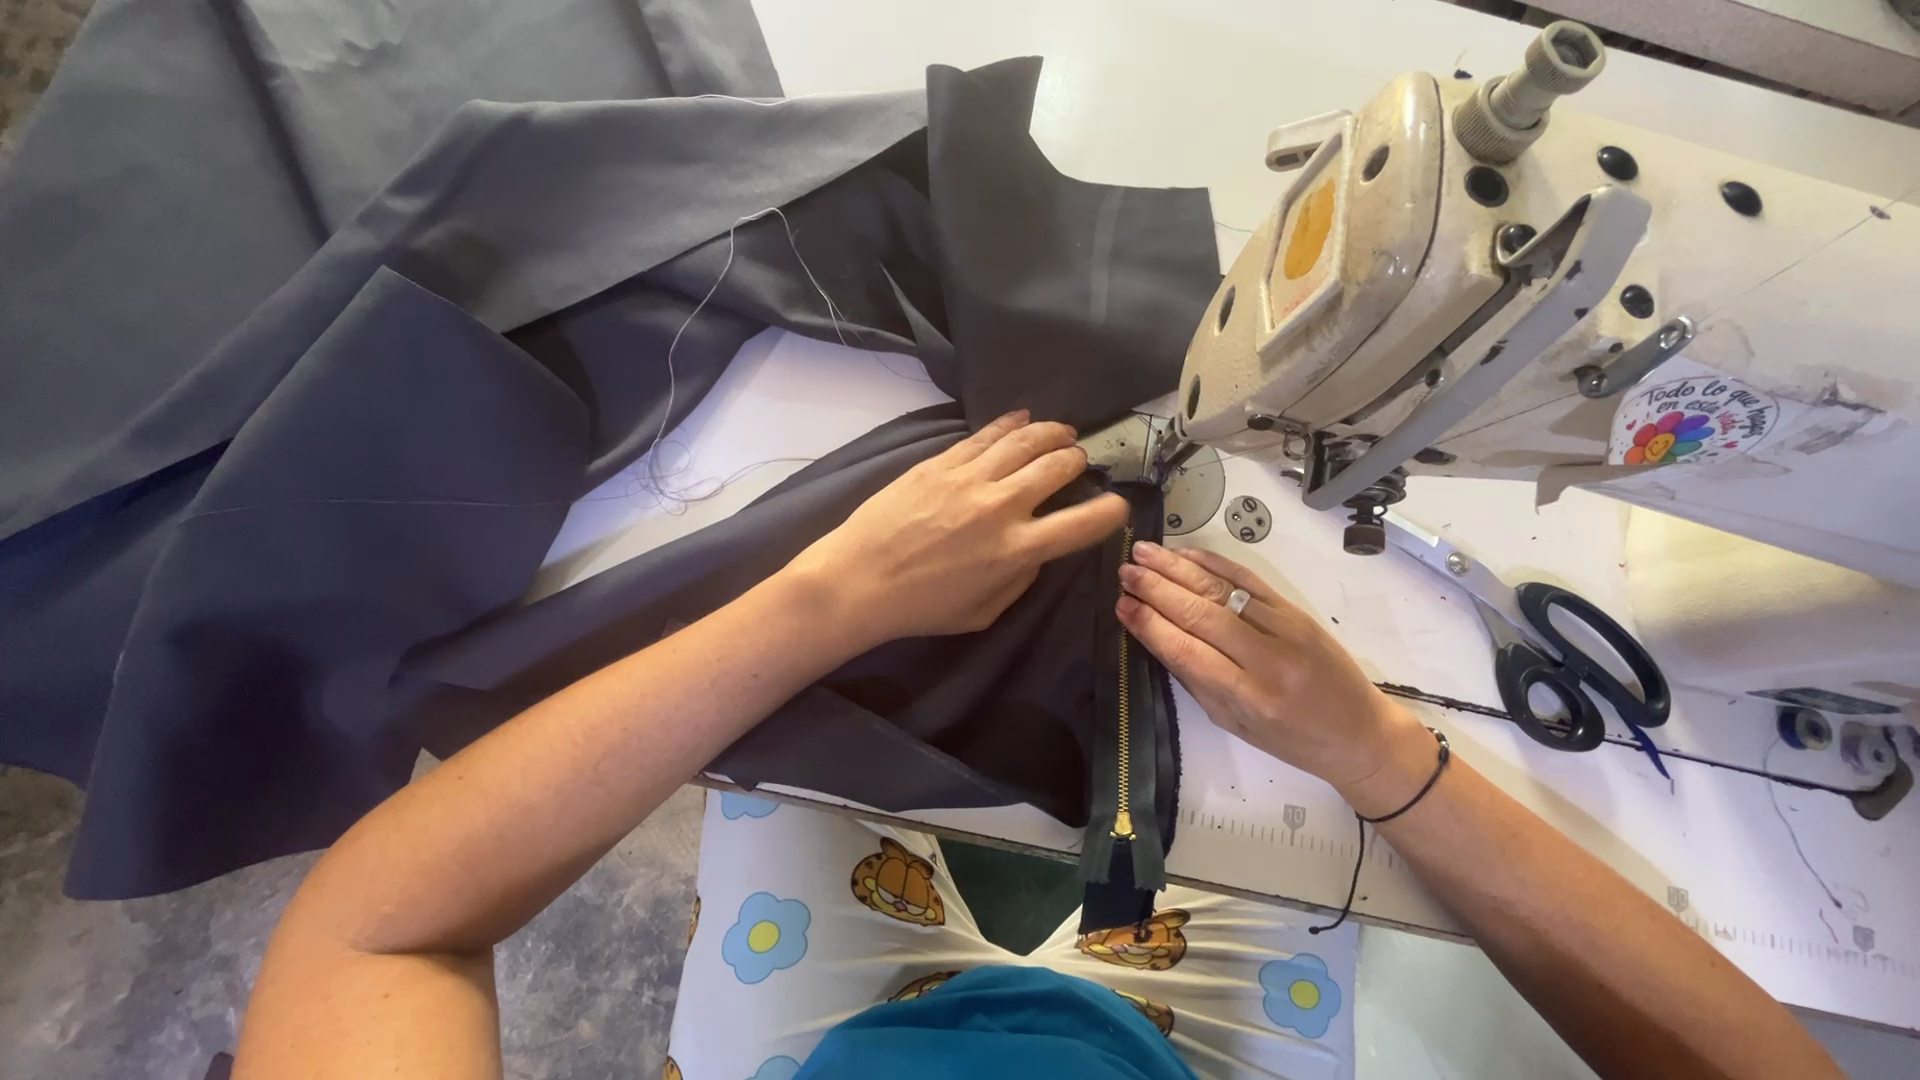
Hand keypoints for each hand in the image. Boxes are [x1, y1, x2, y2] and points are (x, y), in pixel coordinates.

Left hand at [784, 410, 1127, 650]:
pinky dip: (1011, 423)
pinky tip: (1023, 419)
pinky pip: (986, 434)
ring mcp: (970, 478)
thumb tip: (1037, 549)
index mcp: (1018, 550)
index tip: (1116, 506)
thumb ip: (1022, 579)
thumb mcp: (985, 612)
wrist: (858, 580)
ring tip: (1063, 433)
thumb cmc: (921, 607)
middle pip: (1058, 466)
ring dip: (1053, 433)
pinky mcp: (941, 462)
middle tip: (1077, 462)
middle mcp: (1002, 506)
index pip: (1085, 522)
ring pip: (1026, 440)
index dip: (1112, 511)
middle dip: (1077, 461)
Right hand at [1115, 541, 1429, 795]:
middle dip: (1156, 588)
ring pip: (1221, 589)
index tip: (1120, 604)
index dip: (1149, 624)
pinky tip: (1185, 554)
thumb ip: (1195, 679)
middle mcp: (1266, 658)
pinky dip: (1213, 563)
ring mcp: (1284, 628)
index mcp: (1247, 696)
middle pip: (1200, 612)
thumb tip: (1155, 635)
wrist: (1359, 732)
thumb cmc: (1291, 740)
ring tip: (1142, 552)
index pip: (1186, 651)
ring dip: (1177, 567)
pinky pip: (1248, 578)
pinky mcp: (1295, 610)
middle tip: (1123, 572)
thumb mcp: (1233, 723)